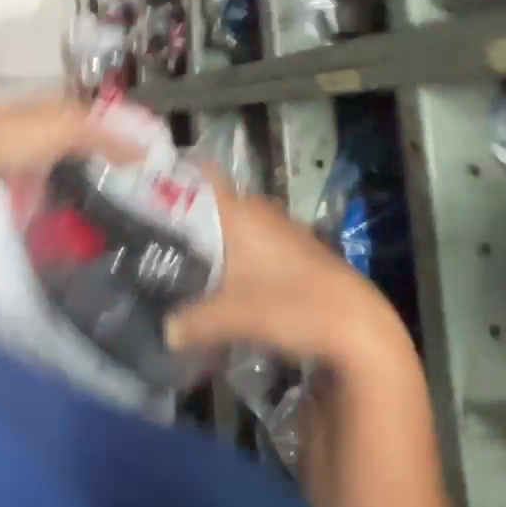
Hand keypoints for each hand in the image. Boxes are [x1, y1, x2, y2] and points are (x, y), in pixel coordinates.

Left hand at [0, 98, 144, 192]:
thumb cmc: (10, 138)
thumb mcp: (64, 132)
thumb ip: (102, 137)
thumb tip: (143, 148)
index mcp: (51, 105)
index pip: (92, 114)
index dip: (115, 130)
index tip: (139, 155)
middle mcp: (30, 118)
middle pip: (67, 136)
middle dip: (88, 156)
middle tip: (114, 184)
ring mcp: (8, 141)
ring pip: (43, 158)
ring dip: (59, 176)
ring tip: (80, 205)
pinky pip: (22, 179)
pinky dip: (34, 191)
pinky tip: (37, 209)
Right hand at [166, 180, 410, 369]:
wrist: (361, 330)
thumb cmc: (292, 307)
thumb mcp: (232, 318)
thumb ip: (193, 322)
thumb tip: (166, 331)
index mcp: (240, 211)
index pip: (201, 174)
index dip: (173, 175)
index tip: (144, 188)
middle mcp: (260, 212)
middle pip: (214, 203)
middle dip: (186, 216)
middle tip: (154, 235)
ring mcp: (284, 232)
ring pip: (237, 226)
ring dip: (215, 241)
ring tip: (183, 261)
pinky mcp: (300, 254)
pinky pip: (256, 245)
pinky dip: (238, 258)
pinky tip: (226, 284)